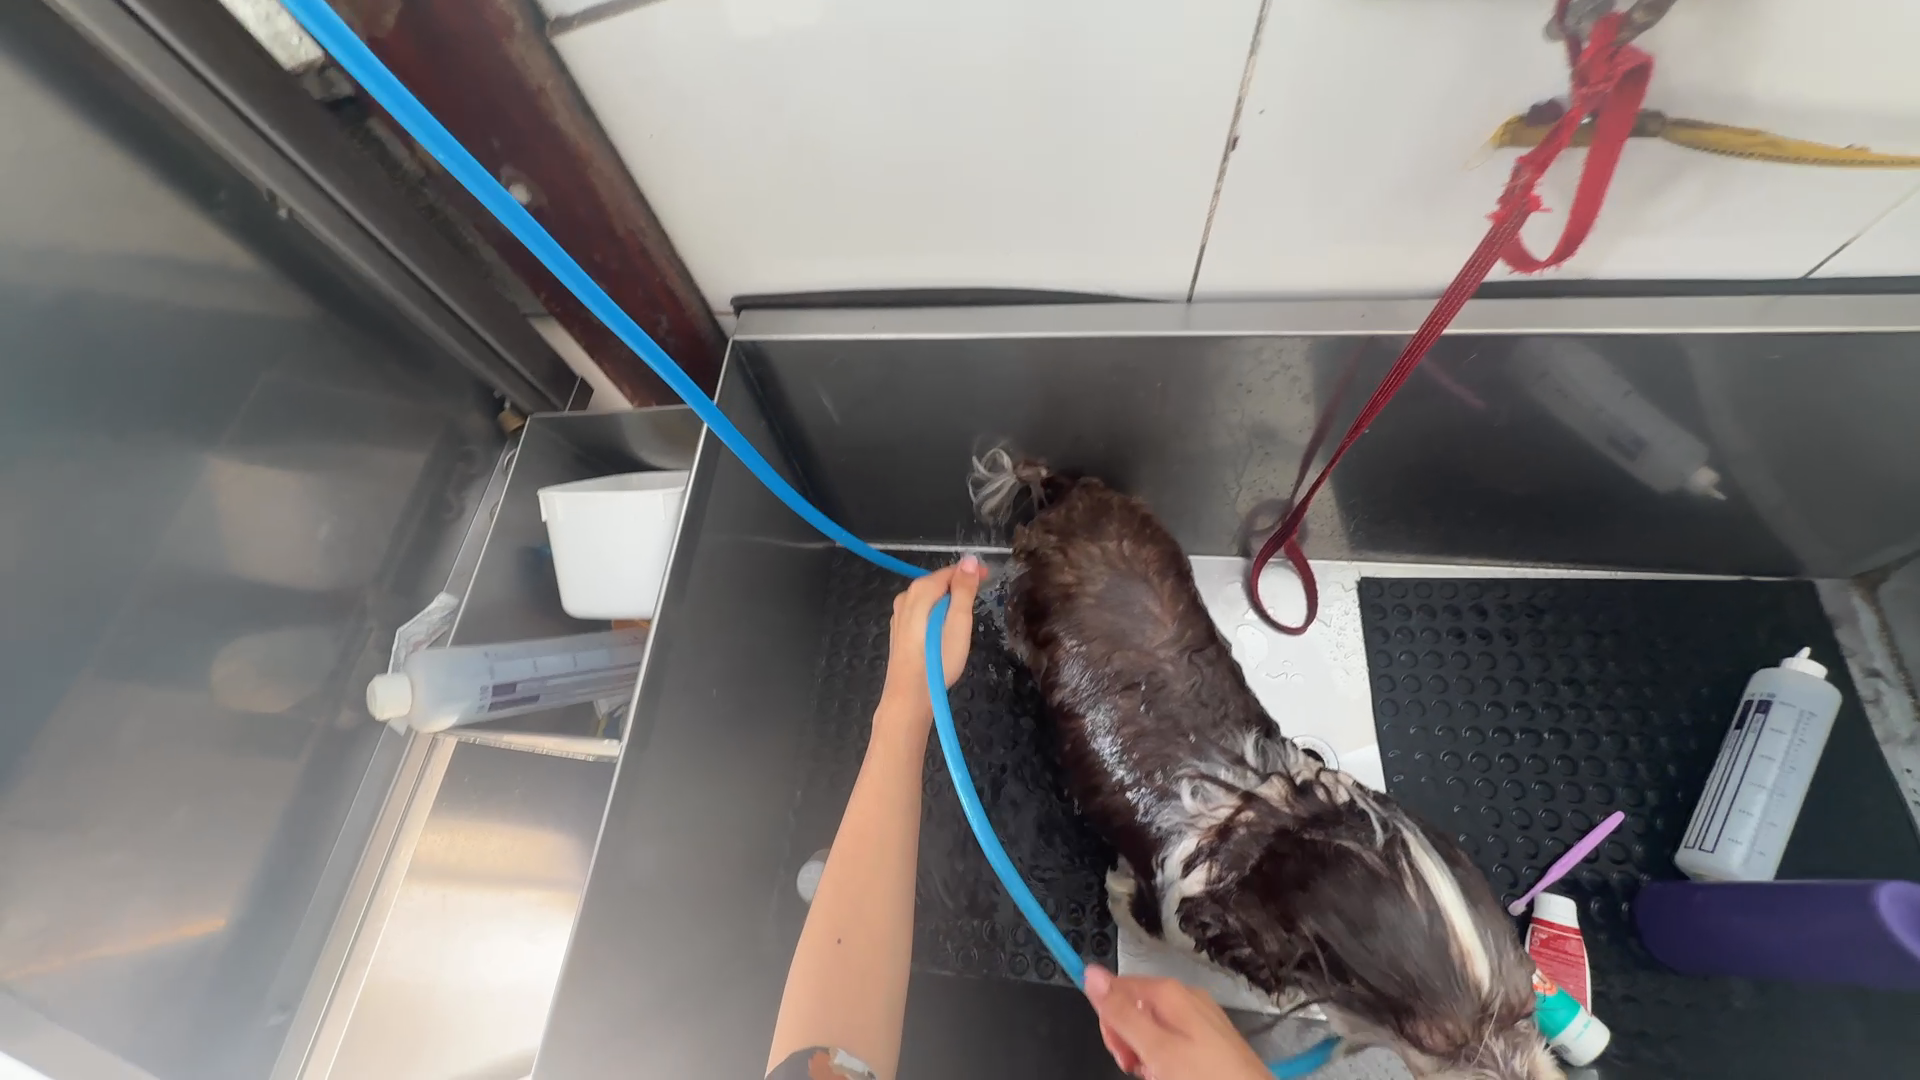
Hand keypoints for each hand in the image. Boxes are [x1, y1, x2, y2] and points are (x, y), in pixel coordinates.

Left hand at [876, 555, 989, 739]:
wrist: (910, 695)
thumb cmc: (939, 659)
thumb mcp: (959, 622)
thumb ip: (964, 589)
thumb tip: (970, 560)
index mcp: (920, 590)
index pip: (950, 571)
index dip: (971, 573)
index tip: (989, 578)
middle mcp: (905, 596)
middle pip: (938, 583)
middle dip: (959, 588)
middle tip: (979, 601)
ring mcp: (899, 614)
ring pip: (929, 599)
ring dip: (947, 602)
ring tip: (963, 620)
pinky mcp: (898, 630)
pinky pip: (921, 613)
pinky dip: (936, 615)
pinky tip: (942, 634)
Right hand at [1083, 965, 1269, 1079]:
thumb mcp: (1157, 1051)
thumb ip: (1122, 1013)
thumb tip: (1090, 971)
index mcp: (1168, 992)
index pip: (1117, 989)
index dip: (1111, 1023)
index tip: (1123, 1055)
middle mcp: (1184, 997)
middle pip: (1135, 1009)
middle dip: (1131, 1043)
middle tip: (1144, 1072)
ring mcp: (1201, 1019)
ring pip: (1154, 1031)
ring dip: (1149, 1058)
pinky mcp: (1213, 1041)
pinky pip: (1175, 1043)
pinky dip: (1169, 1064)